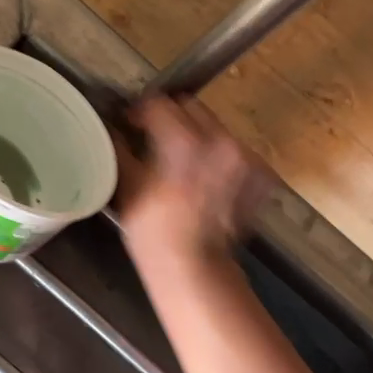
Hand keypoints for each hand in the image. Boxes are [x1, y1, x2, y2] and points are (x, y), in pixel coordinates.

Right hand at [117, 97, 270, 260]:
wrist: (194, 267)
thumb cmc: (154, 232)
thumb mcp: (128, 189)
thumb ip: (120, 151)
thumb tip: (113, 128)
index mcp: (185, 142)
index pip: (159, 105)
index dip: (139, 113)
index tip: (131, 124)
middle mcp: (221, 142)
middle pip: (192, 108)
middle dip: (171, 119)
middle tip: (155, 139)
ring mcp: (245, 158)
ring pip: (216, 128)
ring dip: (197, 136)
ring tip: (181, 161)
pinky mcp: (260, 174)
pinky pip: (236, 151)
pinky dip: (219, 157)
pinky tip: (205, 177)